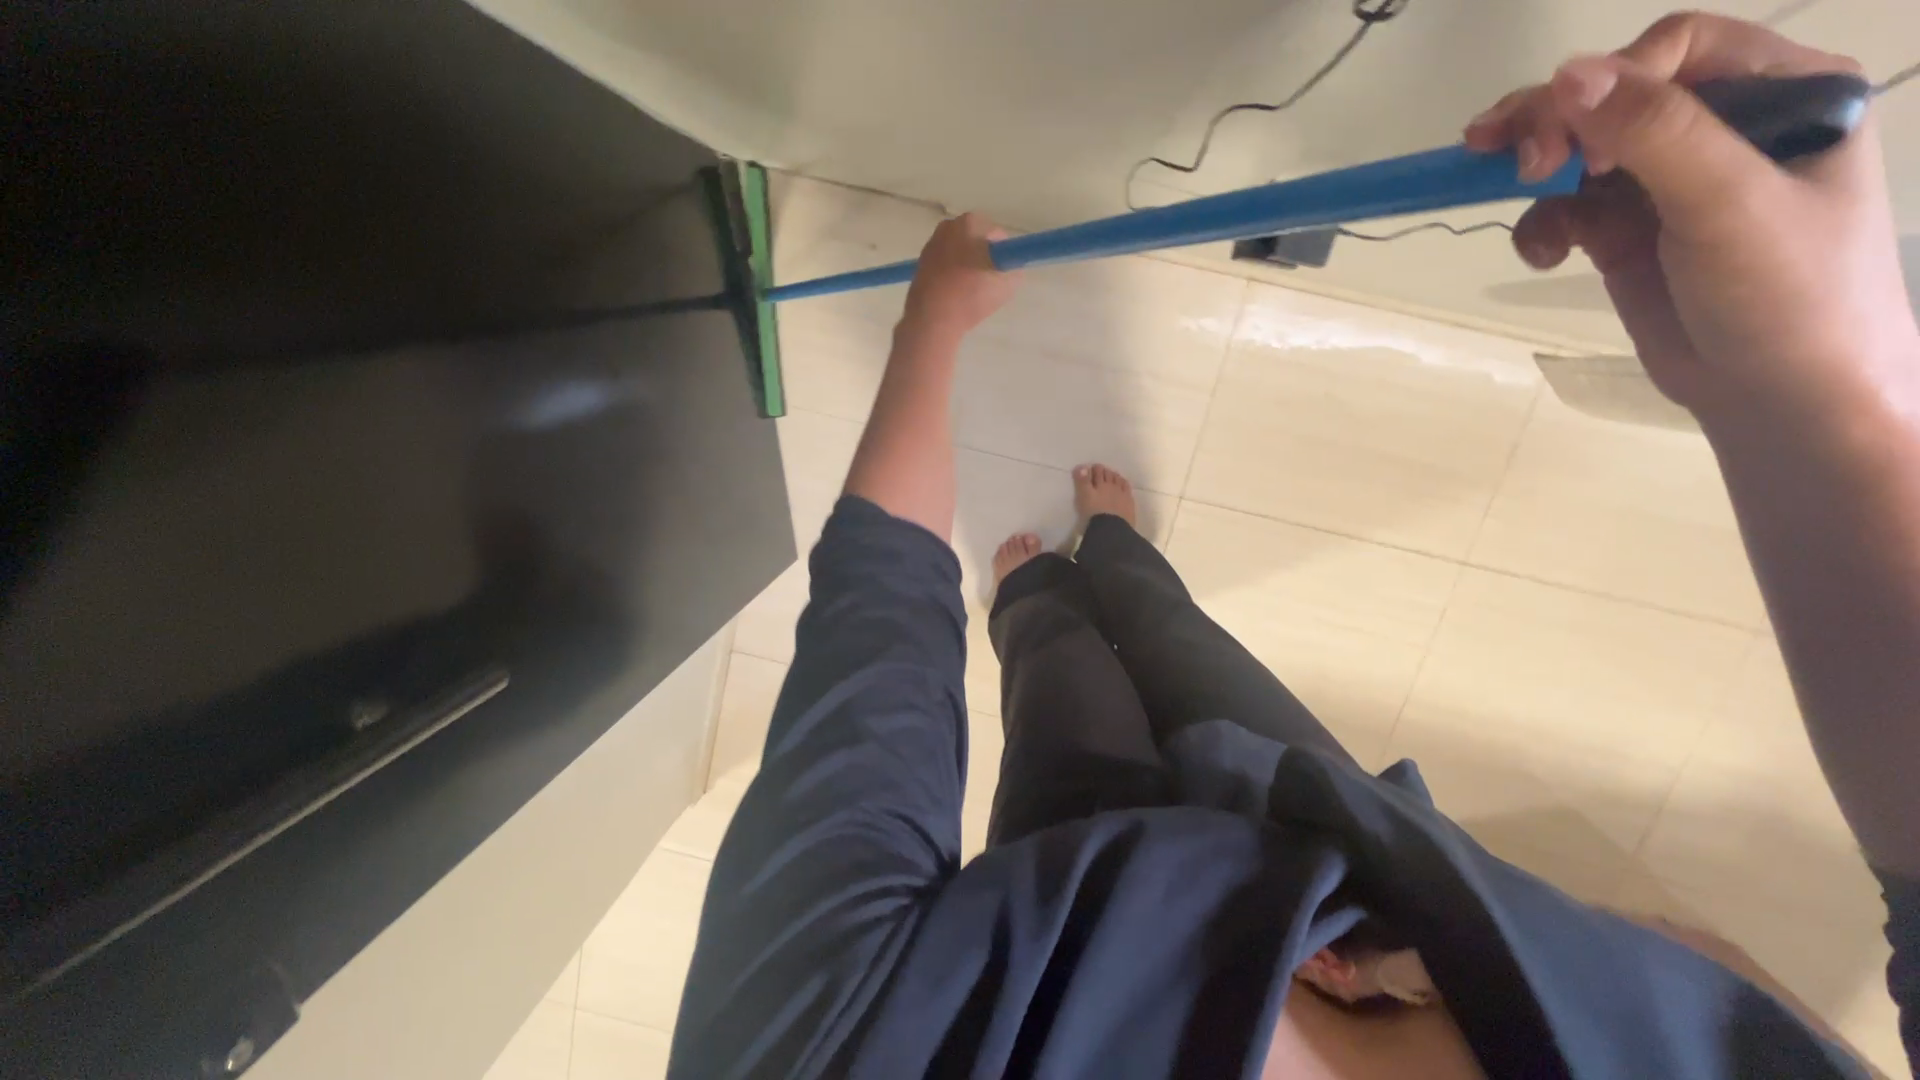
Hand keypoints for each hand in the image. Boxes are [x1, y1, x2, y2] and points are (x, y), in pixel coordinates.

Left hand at [900, 212, 1017, 342]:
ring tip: (970, 291)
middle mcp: (948, 226)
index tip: (1002, 273)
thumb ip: (1014, 268)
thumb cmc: (972, 296)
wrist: (932, 319)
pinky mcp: (921, 263)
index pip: (997, 236)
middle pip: (976, 241)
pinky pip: (945, 264)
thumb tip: (1008, 267)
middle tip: (988, 282)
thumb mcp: (1008, 284)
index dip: (1004, 255)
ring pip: (959, 253)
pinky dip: (952, 274)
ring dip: (967, 265)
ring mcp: (931, 244)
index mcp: (970, 223)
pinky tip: (955, 293)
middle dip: (984, 257)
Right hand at [1464, 13, 1919, 434]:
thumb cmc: (1785, 294)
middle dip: (1553, 122)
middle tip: (1494, 152)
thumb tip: (1566, 74)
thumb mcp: (1726, 203)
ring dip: (1537, 174)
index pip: (1677, 50)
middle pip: (1614, 96)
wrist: (1778, 397)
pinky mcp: (1626, 232)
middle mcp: (1722, 127)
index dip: (1609, 80)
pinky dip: (1542, 228)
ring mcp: (1668, 183)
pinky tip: (1543, 257)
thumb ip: (1655, 132)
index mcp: (1781, 93)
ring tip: (1515, 193)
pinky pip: (1566, 210)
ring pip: (1579, 152)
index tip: (1562, 140)